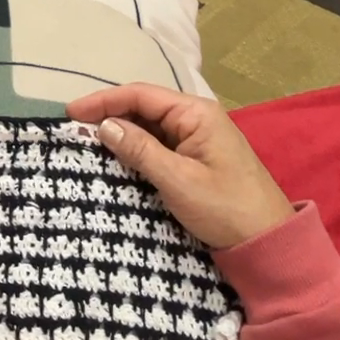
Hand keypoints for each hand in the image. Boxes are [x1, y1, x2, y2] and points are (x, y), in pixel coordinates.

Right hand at [67, 83, 293, 249]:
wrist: (268, 244)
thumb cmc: (226, 208)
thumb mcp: (178, 180)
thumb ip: (140, 150)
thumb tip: (103, 126)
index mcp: (196, 114)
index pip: (140, 95)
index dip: (103, 101)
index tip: (71, 112)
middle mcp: (195, 118)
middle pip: (143, 107)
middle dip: (109, 114)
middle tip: (74, 128)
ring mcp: (196, 138)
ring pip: (148, 126)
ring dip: (120, 132)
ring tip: (87, 141)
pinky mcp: (194, 158)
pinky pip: (157, 144)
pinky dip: (134, 148)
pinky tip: (115, 157)